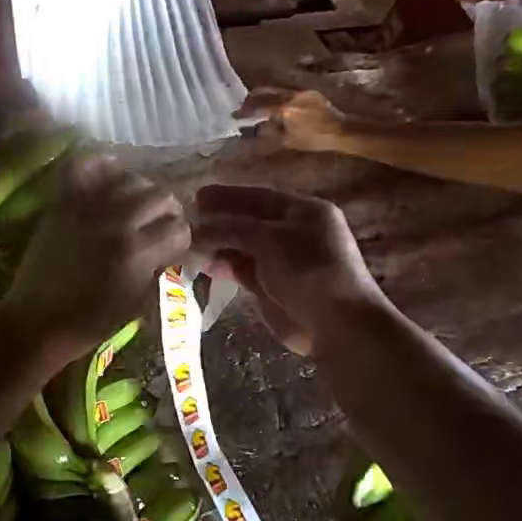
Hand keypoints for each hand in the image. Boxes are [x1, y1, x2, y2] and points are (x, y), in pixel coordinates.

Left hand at [1, 153, 190, 363]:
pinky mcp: (64, 202)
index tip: (174, 247)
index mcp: (138, 252)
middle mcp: (118, 221)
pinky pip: (87, 166)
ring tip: (137, 206)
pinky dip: (102, 165)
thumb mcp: (139, 301)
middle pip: (162, 196)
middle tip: (160, 225)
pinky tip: (112, 177)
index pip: (179, 228)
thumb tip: (170, 247)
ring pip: (132, 178)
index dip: (181, 239)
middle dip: (169, 212)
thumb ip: (159, 266)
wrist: (38, 320)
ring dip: (142, 191)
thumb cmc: (92, 321)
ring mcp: (88, 207)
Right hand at [191, 184, 386, 355]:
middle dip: (219, 223)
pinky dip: (225, 267)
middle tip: (186, 225)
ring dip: (218, 246)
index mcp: (304, 212)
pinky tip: (205, 266)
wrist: (335, 323)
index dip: (228, 197)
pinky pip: (243, 270)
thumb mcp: (269, 239)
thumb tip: (194, 228)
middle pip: (249, 222)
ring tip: (189, 247)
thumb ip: (230, 228)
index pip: (259, 197)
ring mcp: (283, 262)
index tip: (197, 197)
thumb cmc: (308, 270)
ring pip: (243, 247)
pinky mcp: (272, 288)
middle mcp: (294, 233)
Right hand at [250, 90, 350, 153]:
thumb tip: (257, 127)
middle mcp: (291, 96)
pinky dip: (279, 96)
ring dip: (265, 95)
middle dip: (252, 98)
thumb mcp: (289, 140)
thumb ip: (271, 132)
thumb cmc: (315, 140)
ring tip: (258, 103)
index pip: (259, 108)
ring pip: (277, 89)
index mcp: (285, 109)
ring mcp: (301, 91)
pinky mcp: (310, 92)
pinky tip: (278, 104)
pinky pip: (289, 91)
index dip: (245, 112)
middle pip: (265, 92)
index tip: (235, 115)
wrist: (341, 130)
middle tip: (243, 105)